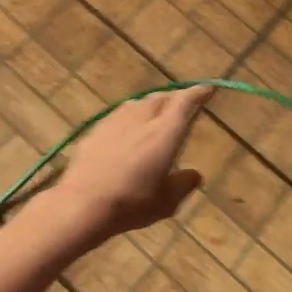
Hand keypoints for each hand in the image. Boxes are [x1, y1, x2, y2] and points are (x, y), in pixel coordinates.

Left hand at [45, 85, 213, 242]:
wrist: (84, 202)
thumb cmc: (132, 203)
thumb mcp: (167, 202)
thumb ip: (183, 184)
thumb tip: (195, 175)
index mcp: (164, 133)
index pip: (184, 103)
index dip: (197, 93)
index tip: (207, 89)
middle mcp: (141, 119)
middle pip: (160, 98)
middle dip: (174, 98)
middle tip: (182, 104)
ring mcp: (115, 121)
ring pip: (137, 103)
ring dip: (151, 104)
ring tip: (155, 113)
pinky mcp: (95, 130)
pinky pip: (118, 114)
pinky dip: (130, 116)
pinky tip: (126, 128)